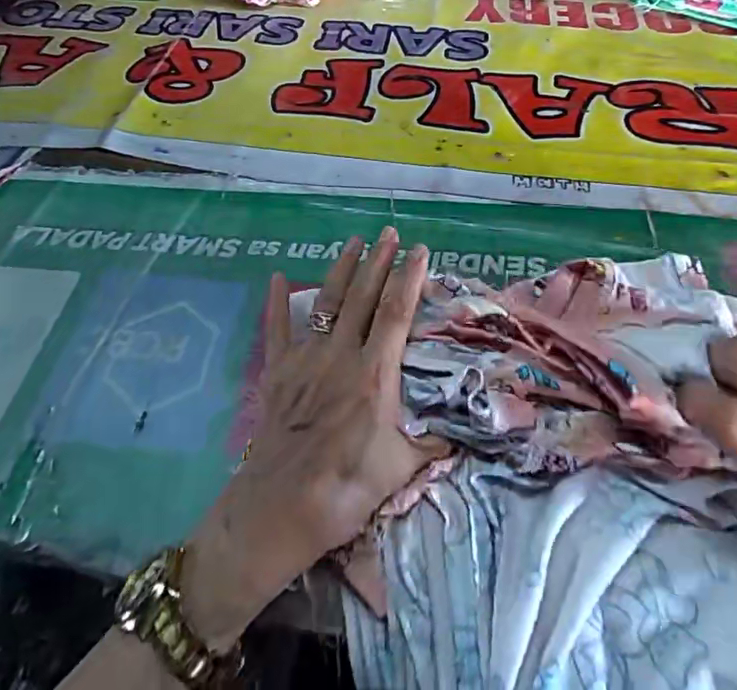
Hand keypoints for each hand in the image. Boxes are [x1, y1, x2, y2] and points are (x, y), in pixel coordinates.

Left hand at [178, 229, 443, 650]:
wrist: (284, 503)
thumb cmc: (347, 486)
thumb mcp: (401, 468)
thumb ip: (431, 445)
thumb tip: (460, 436)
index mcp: (374, 373)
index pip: (396, 313)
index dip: (409, 279)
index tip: (419, 250)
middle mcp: (340, 355)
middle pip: (363, 297)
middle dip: (378, 262)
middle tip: (389, 232)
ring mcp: (305, 358)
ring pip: (326, 302)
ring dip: (341, 269)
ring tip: (354, 241)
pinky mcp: (278, 369)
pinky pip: (277, 328)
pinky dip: (276, 301)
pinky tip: (276, 275)